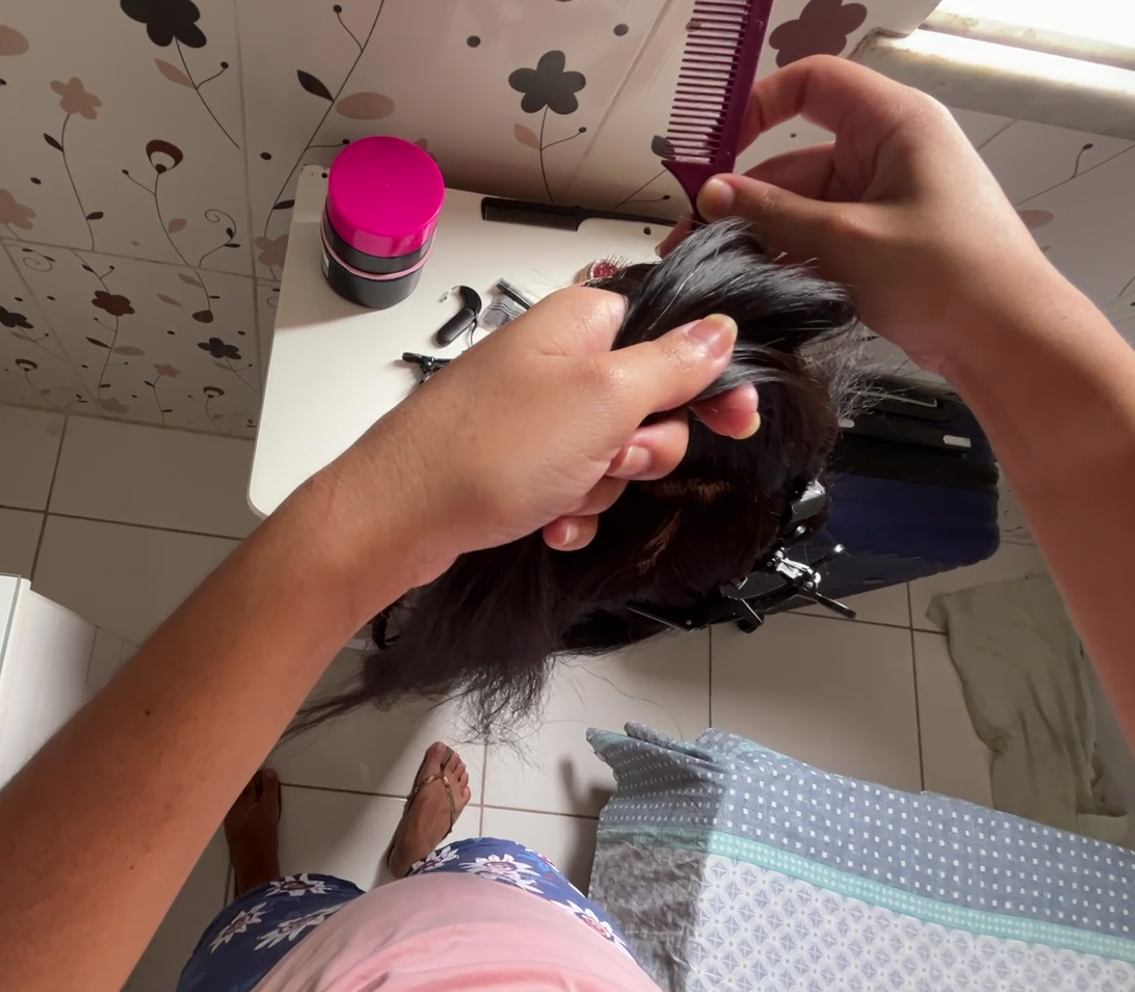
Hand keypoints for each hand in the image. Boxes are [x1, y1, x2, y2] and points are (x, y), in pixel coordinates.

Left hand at [309, 285, 755, 590]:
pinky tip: (547, 525)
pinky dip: (568, 513)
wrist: (401, 518)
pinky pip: (572, 490)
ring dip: (598, 487)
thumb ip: (670, 363)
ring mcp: (532, 421)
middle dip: (640, 446)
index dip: (706, 377)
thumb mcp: (601, 398)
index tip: (733, 418)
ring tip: (559, 493)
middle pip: (645, 402)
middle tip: (612, 457)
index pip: (671, 332)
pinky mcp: (514, 467)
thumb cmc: (490, 450)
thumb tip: (718, 330)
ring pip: (610, 456)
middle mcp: (554, 366)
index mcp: (579, 324)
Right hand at [659, 56, 1072, 374]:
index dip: (756, 106)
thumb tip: (709, 194)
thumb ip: (772, 213)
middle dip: (740, 200)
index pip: (812, 83)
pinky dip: (779, 256)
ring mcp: (873, 199)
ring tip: (714, 270)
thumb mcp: (845, 238)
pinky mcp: (867, 239)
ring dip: (756, 236)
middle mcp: (881, 153)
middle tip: (691, 240)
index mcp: (892, 123)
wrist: (1000, 334)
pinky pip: (808, 236)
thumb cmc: (945, 272)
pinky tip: (749, 282)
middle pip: (790, 161)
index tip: (712, 152)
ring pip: (793, 206)